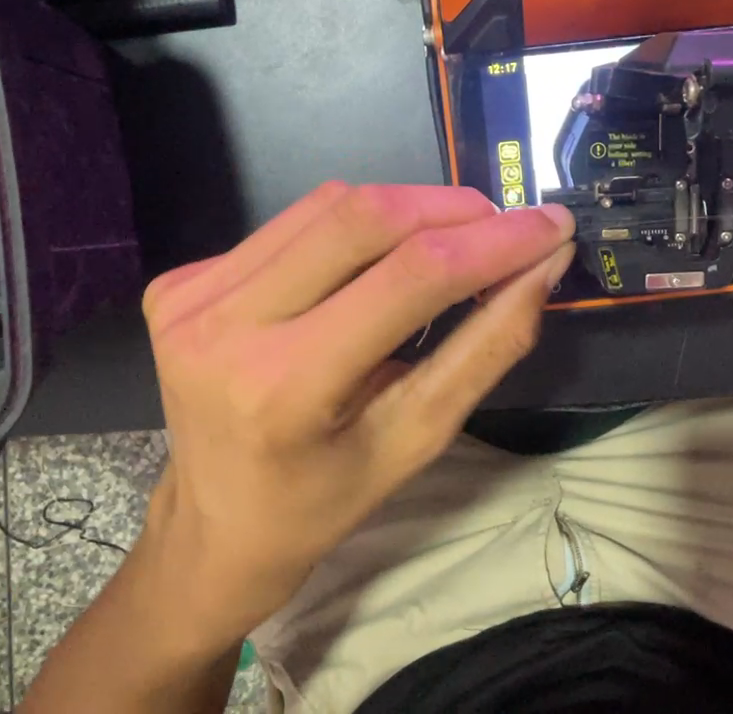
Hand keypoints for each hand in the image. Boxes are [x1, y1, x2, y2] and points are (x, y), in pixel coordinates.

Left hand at [137, 183, 575, 650]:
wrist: (213, 527)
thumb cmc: (323, 503)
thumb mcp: (416, 440)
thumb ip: (486, 348)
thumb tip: (542, 265)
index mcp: (283, 387)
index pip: (409, 277)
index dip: (492, 241)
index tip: (550, 224)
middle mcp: (225, 325)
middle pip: (363, 217)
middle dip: (452, 208)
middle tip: (505, 226)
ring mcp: (193, 295)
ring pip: (329, 205)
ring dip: (409, 208)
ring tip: (454, 238)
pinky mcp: (181, 280)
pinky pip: (293, 223)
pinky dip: (354, 226)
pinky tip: (377, 258)